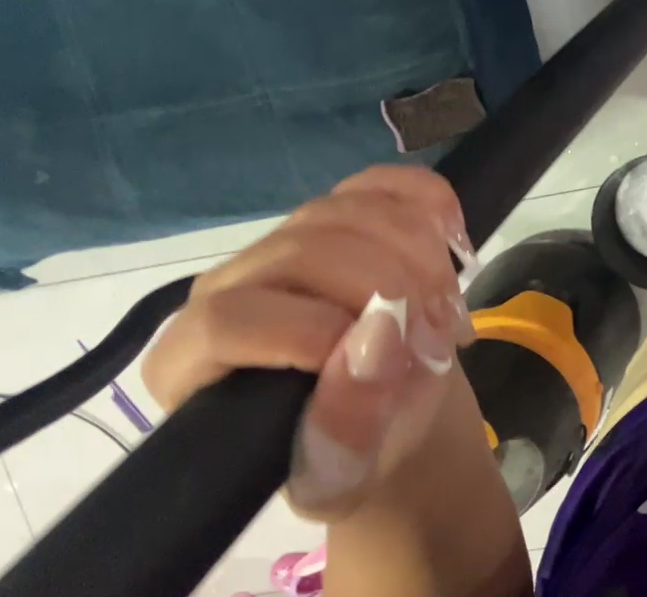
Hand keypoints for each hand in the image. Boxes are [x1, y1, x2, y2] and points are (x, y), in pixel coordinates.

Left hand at [142, 166, 476, 519]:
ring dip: (422, 257)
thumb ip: (350, 419)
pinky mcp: (346, 210)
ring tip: (447, 313)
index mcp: (193, 359)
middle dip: (392, 290)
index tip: (384, 359)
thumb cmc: (355, 449)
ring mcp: (290, 237)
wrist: (391, 411)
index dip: (306, 330)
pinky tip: (453, 242)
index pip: (226, 320)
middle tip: (439, 341)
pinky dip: (430, 202)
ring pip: (351, 210)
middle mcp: (230, 285)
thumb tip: (378, 338)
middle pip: (304, 250)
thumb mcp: (348, 467)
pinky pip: (386, 179)